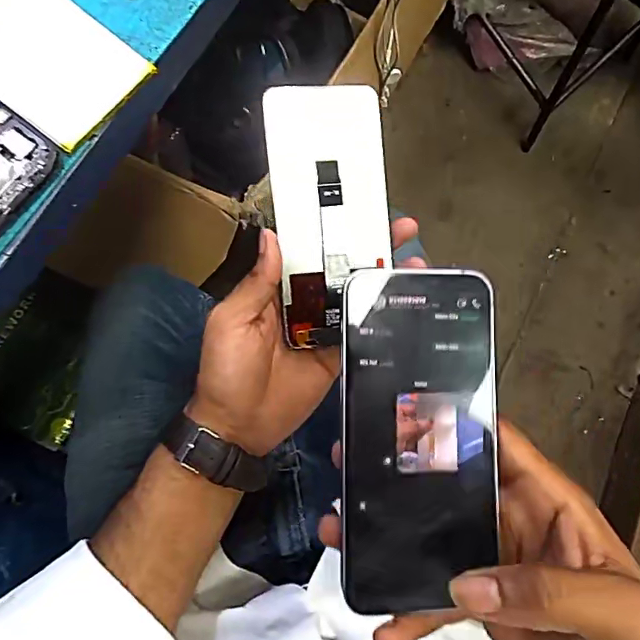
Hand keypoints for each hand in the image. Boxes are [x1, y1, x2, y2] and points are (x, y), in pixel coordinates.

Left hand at [187, 218, 425, 455]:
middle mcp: (303, 305)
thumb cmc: (226, 370)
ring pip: (356, 296)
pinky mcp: (338, 354)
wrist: (239, 427)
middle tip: (401, 227)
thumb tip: (272, 237)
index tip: (356, 212)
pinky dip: (383, 316)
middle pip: (339, 270)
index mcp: (275, 290)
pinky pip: (361, 331)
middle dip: (369, 248)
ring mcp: (324, 330)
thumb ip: (257, 282)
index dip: (330, 232)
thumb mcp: (231, 320)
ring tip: (414, 260)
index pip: (307, 253)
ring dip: (382, 278)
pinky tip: (406, 300)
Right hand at [318, 425, 639, 639]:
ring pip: (438, 540)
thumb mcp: (621, 616)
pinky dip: (411, 608)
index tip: (412, 416)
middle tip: (357, 473)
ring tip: (346, 538)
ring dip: (395, 541)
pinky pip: (439, 599)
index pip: (505, 447)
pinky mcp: (487, 609)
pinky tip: (387, 624)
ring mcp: (500, 568)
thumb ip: (551, 593)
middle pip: (458, 487)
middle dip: (408, 479)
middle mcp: (521, 526)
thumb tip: (471, 582)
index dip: (462, 425)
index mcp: (555, 506)